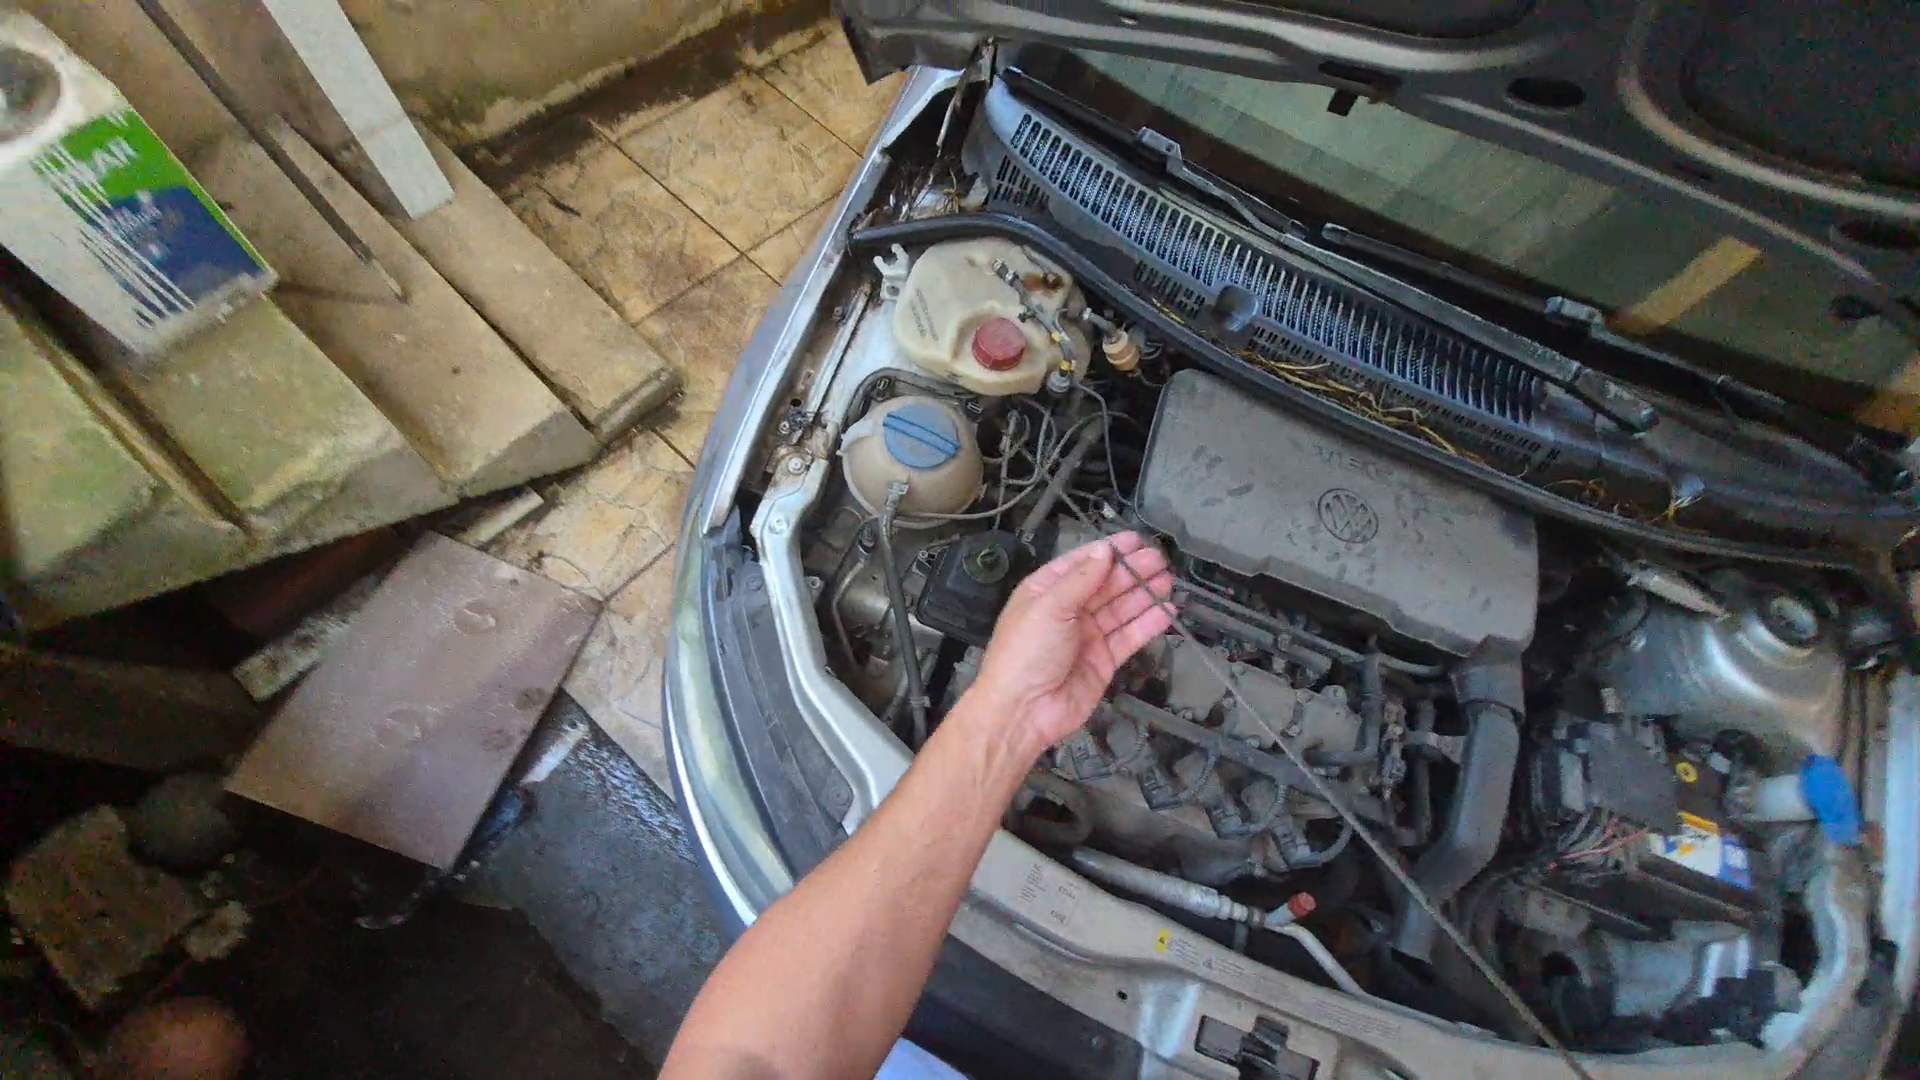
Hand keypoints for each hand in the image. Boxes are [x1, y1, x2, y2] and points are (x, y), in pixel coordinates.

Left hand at [962, 532, 1175, 753]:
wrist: (1022, 711)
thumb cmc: (1024, 654)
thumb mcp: (1049, 607)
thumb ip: (1080, 579)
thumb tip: (1104, 550)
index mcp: (1046, 591)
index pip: (1082, 563)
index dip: (1110, 551)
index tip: (1136, 540)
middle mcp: (1067, 611)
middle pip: (1106, 584)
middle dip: (1132, 571)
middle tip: (1159, 559)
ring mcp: (1086, 636)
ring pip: (1121, 609)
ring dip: (1144, 594)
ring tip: (1167, 580)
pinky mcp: (1103, 661)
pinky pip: (1129, 637)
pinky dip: (1149, 624)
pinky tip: (1167, 611)